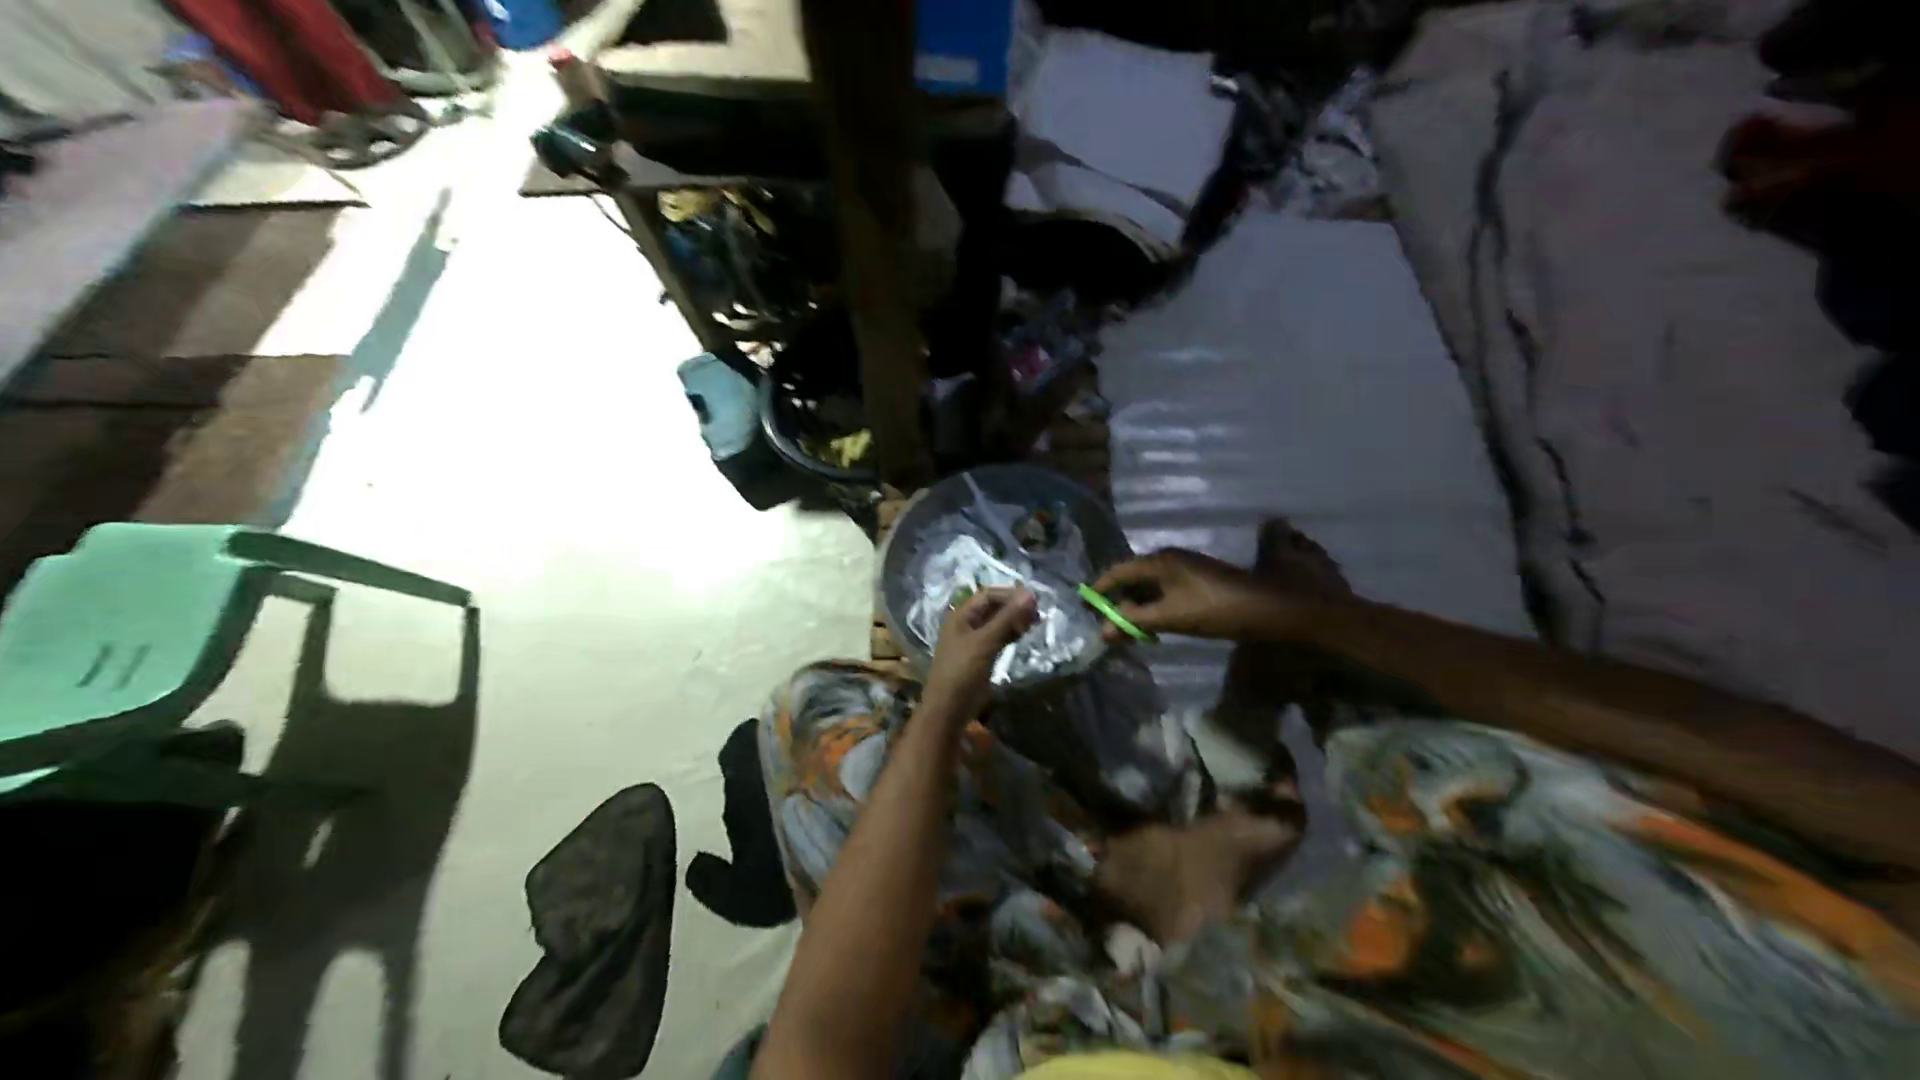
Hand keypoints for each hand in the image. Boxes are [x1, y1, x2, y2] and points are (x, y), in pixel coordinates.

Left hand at [920, 587, 1038, 722]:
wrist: (948, 710)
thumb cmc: (962, 672)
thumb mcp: (985, 642)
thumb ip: (1007, 619)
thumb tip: (1031, 595)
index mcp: (961, 616)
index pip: (988, 595)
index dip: (1010, 594)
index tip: (1034, 600)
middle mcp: (966, 625)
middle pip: (993, 608)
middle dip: (1014, 607)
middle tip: (1038, 613)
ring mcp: (972, 642)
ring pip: (996, 624)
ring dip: (1014, 621)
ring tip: (1036, 622)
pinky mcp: (980, 658)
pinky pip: (997, 639)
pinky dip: (1011, 635)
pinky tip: (1024, 636)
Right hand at [1090, 549, 1299, 642]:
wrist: (1269, 607)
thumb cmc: (1214, 608)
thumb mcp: (1169, 617)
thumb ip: (1134, 621)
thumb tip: (1102, 630)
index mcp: (1160, 561)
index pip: (1119, 571)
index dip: (1100, 588)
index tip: (1085, 606)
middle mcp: (1171, 559)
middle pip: (1133, 576)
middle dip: (1117, 599)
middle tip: (1105, 622)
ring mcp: (1187, 568)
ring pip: (1150, 585)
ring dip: (1136, 604)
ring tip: (1127, 626)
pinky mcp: (1199, 580)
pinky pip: (1165, 590)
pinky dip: (1154, 605)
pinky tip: (1154, 623)